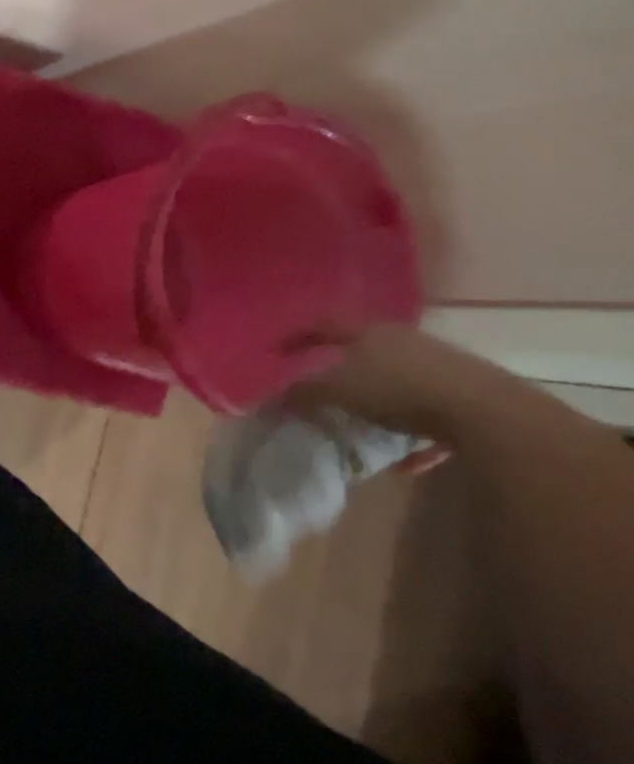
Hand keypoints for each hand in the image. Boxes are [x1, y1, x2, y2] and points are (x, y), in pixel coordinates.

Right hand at [283, 324, 513, 443]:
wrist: (488, 412)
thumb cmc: (398, 390)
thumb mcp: (338, 391)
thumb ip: (303, 392)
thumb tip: (274, 397)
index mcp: (367, 330)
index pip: (321, 324)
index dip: (296, 336)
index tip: (277, 351)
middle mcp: (401, 336)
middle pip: (361, 344)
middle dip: (338, 362)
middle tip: (320, 380)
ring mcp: (437, 358)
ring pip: (393, 369)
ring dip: (374, 389)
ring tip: (361, 412)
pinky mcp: (465, 384)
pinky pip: (422, 395)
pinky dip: (407, 412)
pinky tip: (405, 439)